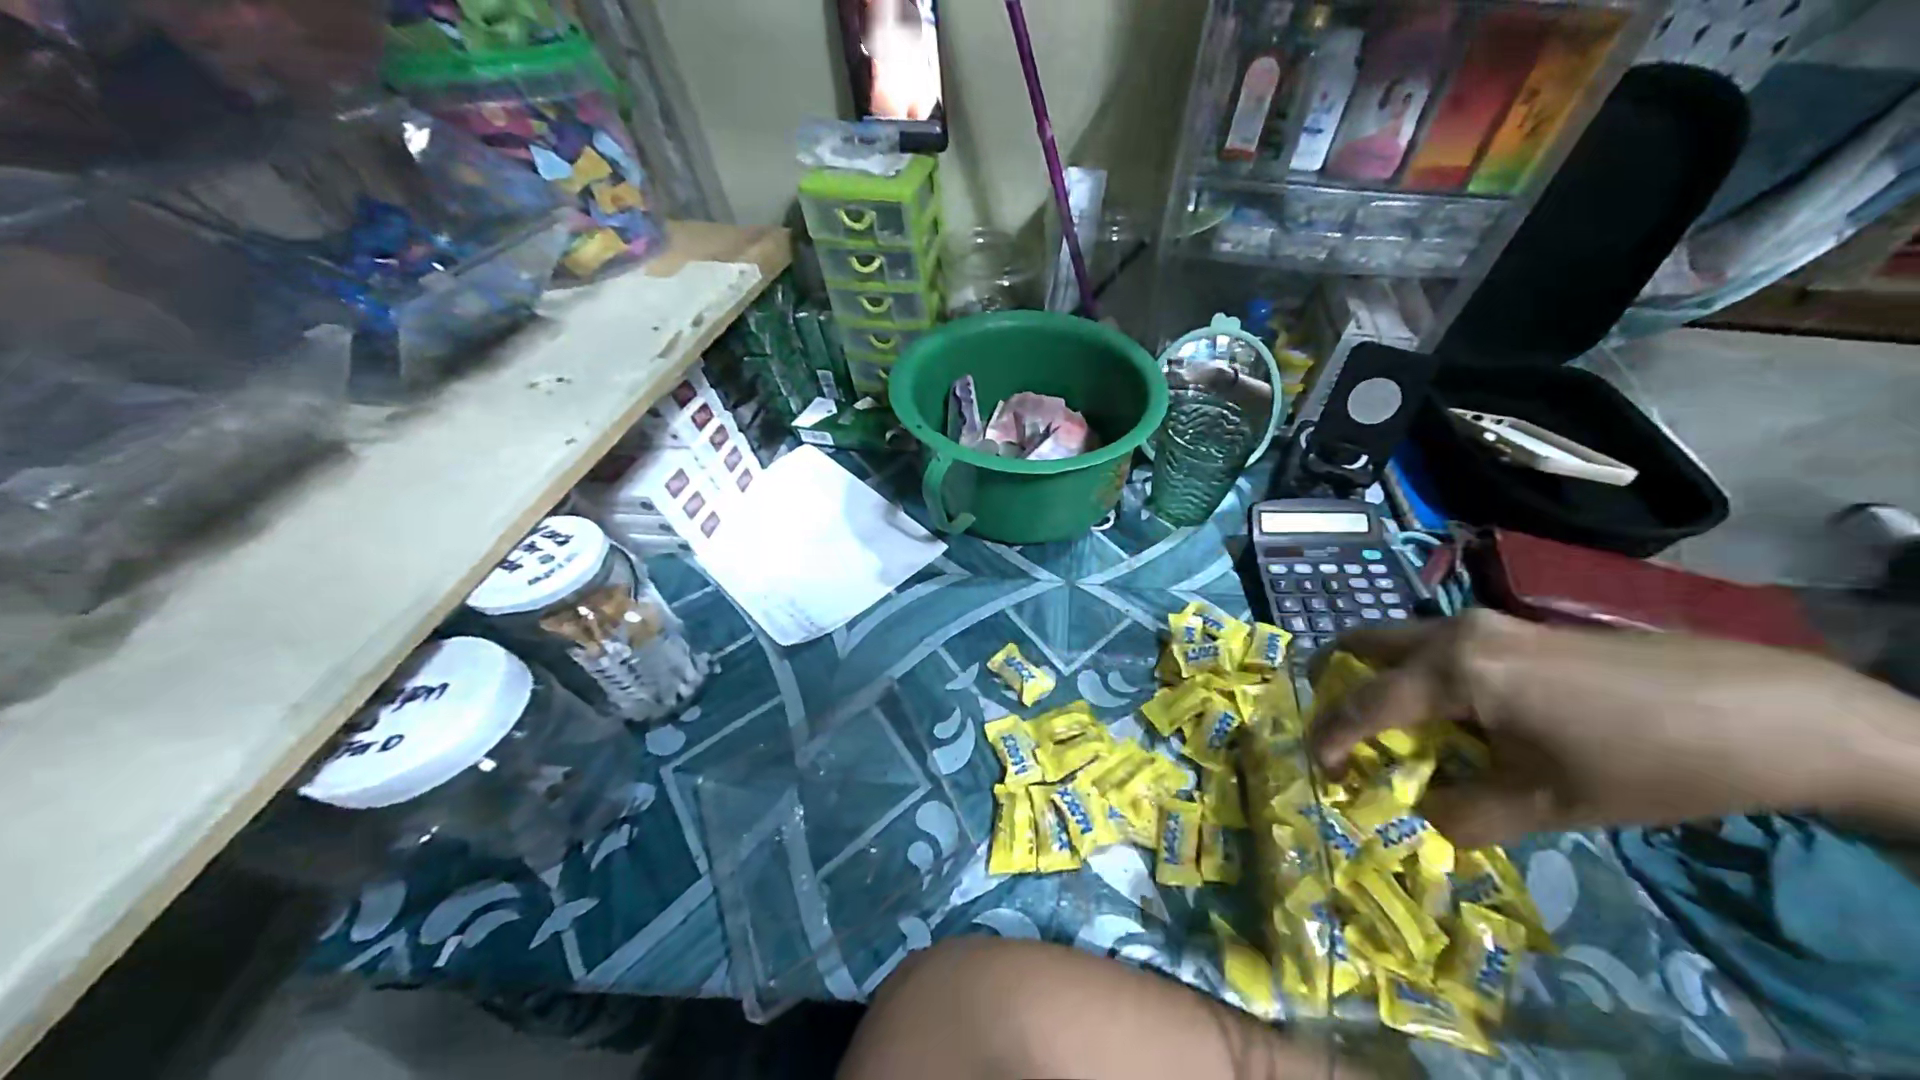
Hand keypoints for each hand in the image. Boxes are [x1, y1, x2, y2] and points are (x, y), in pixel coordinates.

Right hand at [1307, 610, 1919, 846]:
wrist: (1772, 713)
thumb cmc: (1647, 760)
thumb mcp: (1550, 804)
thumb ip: (1467, 814)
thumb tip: (1424, 816)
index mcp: (1456, 669)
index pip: (1366, 702)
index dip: (1332, 737)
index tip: (1315, 768)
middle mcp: (1457, 632)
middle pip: (1366, 644)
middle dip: (1338, 682)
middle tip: (1337, 729)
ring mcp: (1489, 623)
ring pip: (1403, 643)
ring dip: (1383, 681)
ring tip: (1395, 732)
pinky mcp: (1518, 628)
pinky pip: (1442, 648)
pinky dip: (1423, 679)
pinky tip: (1457, 718)